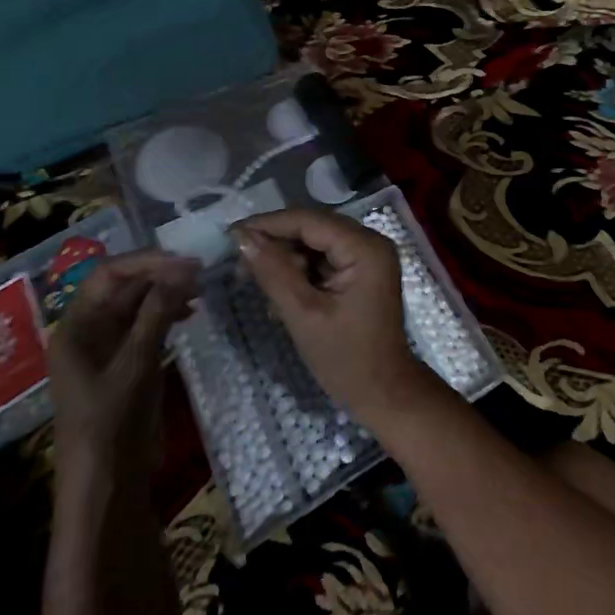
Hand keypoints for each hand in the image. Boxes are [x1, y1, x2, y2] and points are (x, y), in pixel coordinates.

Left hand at [48, 251, 199, 478]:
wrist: (106, 485)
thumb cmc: (112, 422)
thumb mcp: (136, 365)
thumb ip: (156, 314)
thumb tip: (181, 272)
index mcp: (76, 325)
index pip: (109, 275)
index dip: (147, 262)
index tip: (186, 262)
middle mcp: (86, 330)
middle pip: (122, 288)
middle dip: (159, 276)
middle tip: (200, 272)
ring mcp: (104, 348)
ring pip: (135, 306)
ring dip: (165, 294)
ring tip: (199, 290)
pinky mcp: (122, 365)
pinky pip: (142, 328)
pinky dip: (164, 316)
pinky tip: (188, 314)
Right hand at [232, 209, 434, 421]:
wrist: (384, 394)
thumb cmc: (346, 359)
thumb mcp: (303, 314)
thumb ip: (272, 271)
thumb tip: (241, 237)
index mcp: (365, 249)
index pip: (308, 221)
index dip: (267, 224)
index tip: (230, 234)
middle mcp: (370, 242)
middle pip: (312, 227)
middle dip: (275, 242)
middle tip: (240, 262)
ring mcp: (368, 256)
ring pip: (315, 241)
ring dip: (285, 258)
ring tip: (257, 282)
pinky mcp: (362, 270)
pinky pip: (323, 257)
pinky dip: (300, 269)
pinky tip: (281, 291)